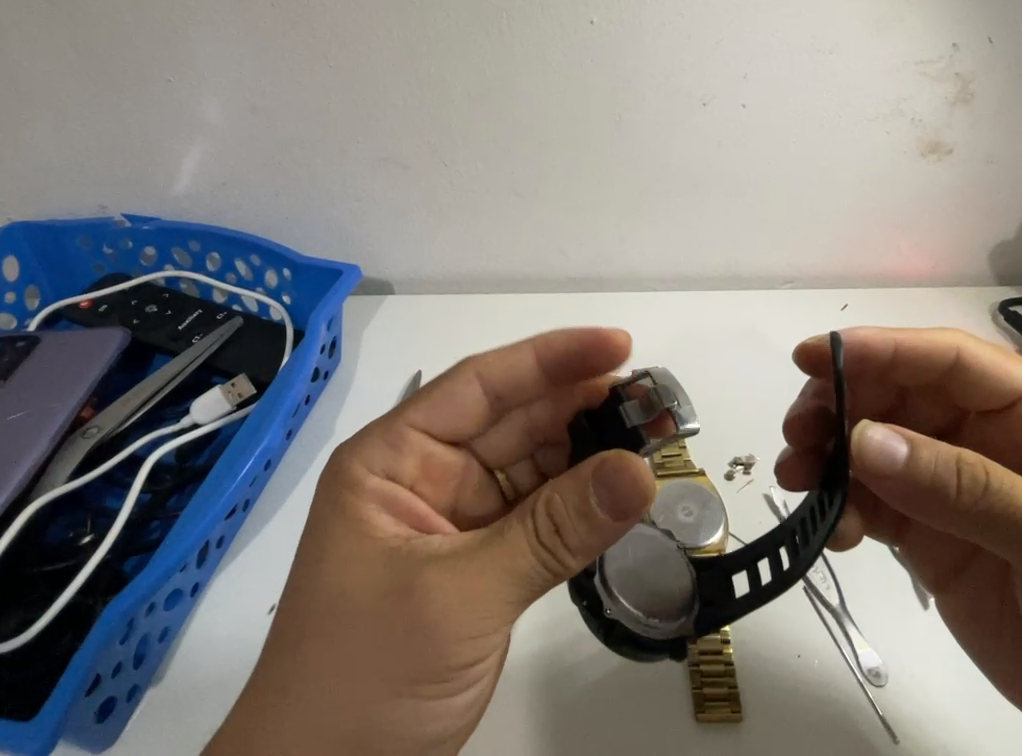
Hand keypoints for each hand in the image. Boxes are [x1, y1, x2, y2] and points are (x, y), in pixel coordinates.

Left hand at [207, 328, 655, 755]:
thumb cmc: (365, 676)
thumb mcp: (460, 595)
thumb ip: (553, 531)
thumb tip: (640, 471)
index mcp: (393, 458)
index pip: (479, 386)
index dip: (550, 358)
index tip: (619, 345)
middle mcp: (423, 476)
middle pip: (511, 421)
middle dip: (581, 405)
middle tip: (657, 398)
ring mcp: (453, 521)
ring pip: (531, 468)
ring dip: (588, 452)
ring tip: (654, 435)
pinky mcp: (478, 564)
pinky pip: (538, 517)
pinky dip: (580, 505)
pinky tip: (623, 490)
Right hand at [776, 327, 1021, 755]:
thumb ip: (968, 491)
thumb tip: (865, 440)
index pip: (955, 364)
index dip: (883, 351)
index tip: (813, 358)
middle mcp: (996, 443)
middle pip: (903, 398)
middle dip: (843, 404)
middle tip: (797, 430)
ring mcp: (960, 493)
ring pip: (877, 447)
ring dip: (830, 453)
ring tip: (796, 475)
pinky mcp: (934, 541)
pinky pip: (873, 504)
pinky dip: (842, 506)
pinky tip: (834, 528)